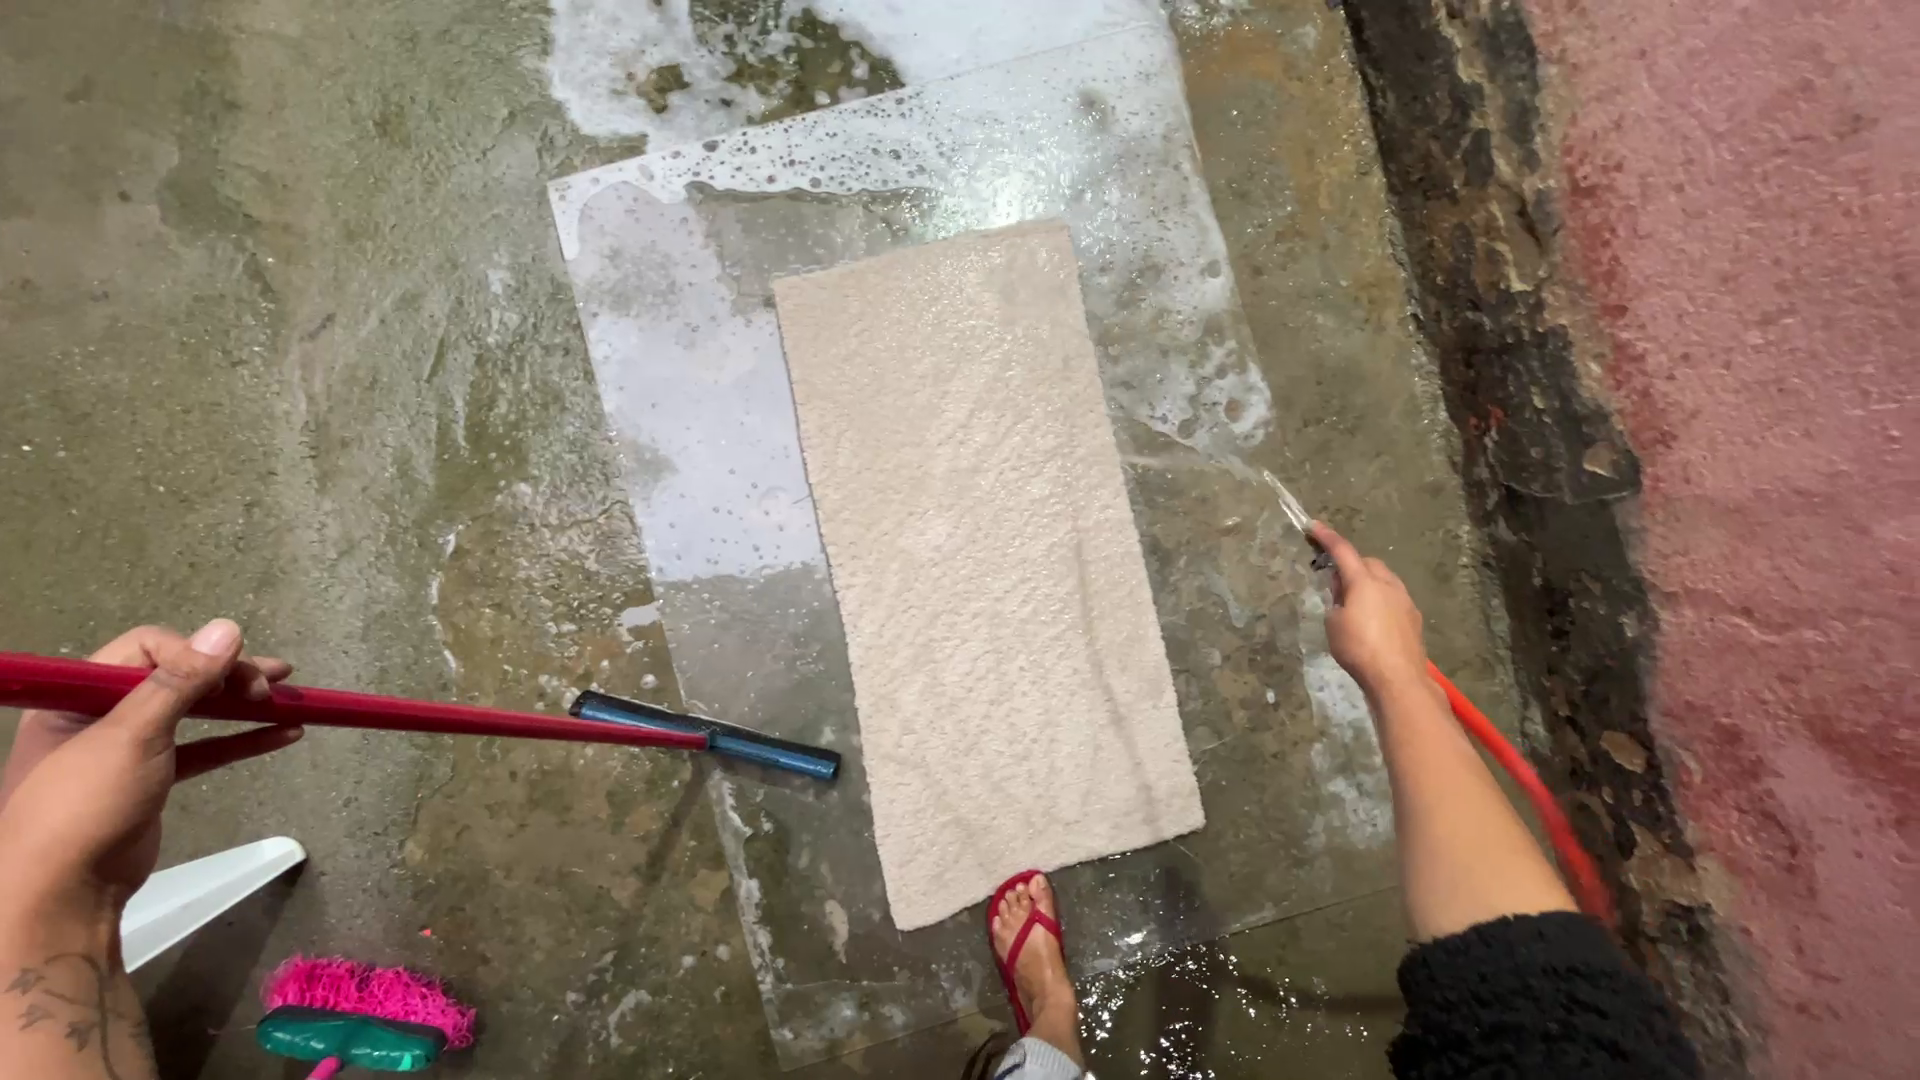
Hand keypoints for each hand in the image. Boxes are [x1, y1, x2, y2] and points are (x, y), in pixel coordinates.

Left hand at [0, 621, 304, 919]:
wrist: (62, 891)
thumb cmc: (84, 806)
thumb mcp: (132, 736)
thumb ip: (179, 681)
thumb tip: (227, 628)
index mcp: (77, 698)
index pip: (146, 650)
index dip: (194, 655)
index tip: (229, 676)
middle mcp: (100, 716)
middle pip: (178, 677)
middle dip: (230, 675)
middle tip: (270, 682)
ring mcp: (130, 748)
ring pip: (198, 711)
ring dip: (245, 703)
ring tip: (290, 698)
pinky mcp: (156, 777)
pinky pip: (208, 747)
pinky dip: (246, 739)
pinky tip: (286, 733)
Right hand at [1309, 523, 1431, 695]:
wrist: (1397, 677)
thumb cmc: (1358, 648)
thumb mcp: (1333, 623)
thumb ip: (1336, 602)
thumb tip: (1344, 595)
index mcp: (1364, 582)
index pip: (1343, 551)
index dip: (1327, 538)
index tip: (1314, 526)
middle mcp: (1388, 584)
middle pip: (1368, 563)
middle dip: (1351, 565)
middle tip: (1334, 585)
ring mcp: (1404, 600)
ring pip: (1383, 579)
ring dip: (1367, 582)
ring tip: (1353, 605)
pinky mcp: (1413, 618)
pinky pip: (1393, 597)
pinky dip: (1379, 599)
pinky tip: (1372, 621)